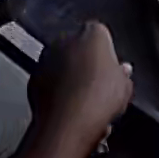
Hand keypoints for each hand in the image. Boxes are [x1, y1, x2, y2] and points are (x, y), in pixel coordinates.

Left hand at [28, 22, 133, 157]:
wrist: (67, 125)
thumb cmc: (99, 99)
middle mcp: (67, 38)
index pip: (103, 38)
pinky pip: (50, 82)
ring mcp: (47, 57)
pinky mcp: (34, 77)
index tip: (112, 74)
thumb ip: (123, 75)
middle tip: (99, 89)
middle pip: (81, 50)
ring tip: (84, 105)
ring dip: (71, 79)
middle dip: (88, 66)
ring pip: (64, 66)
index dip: (108, 57)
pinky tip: (69, 110)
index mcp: (93, 32)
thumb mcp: (125, 88)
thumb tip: (122, 72)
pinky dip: (56, 92)